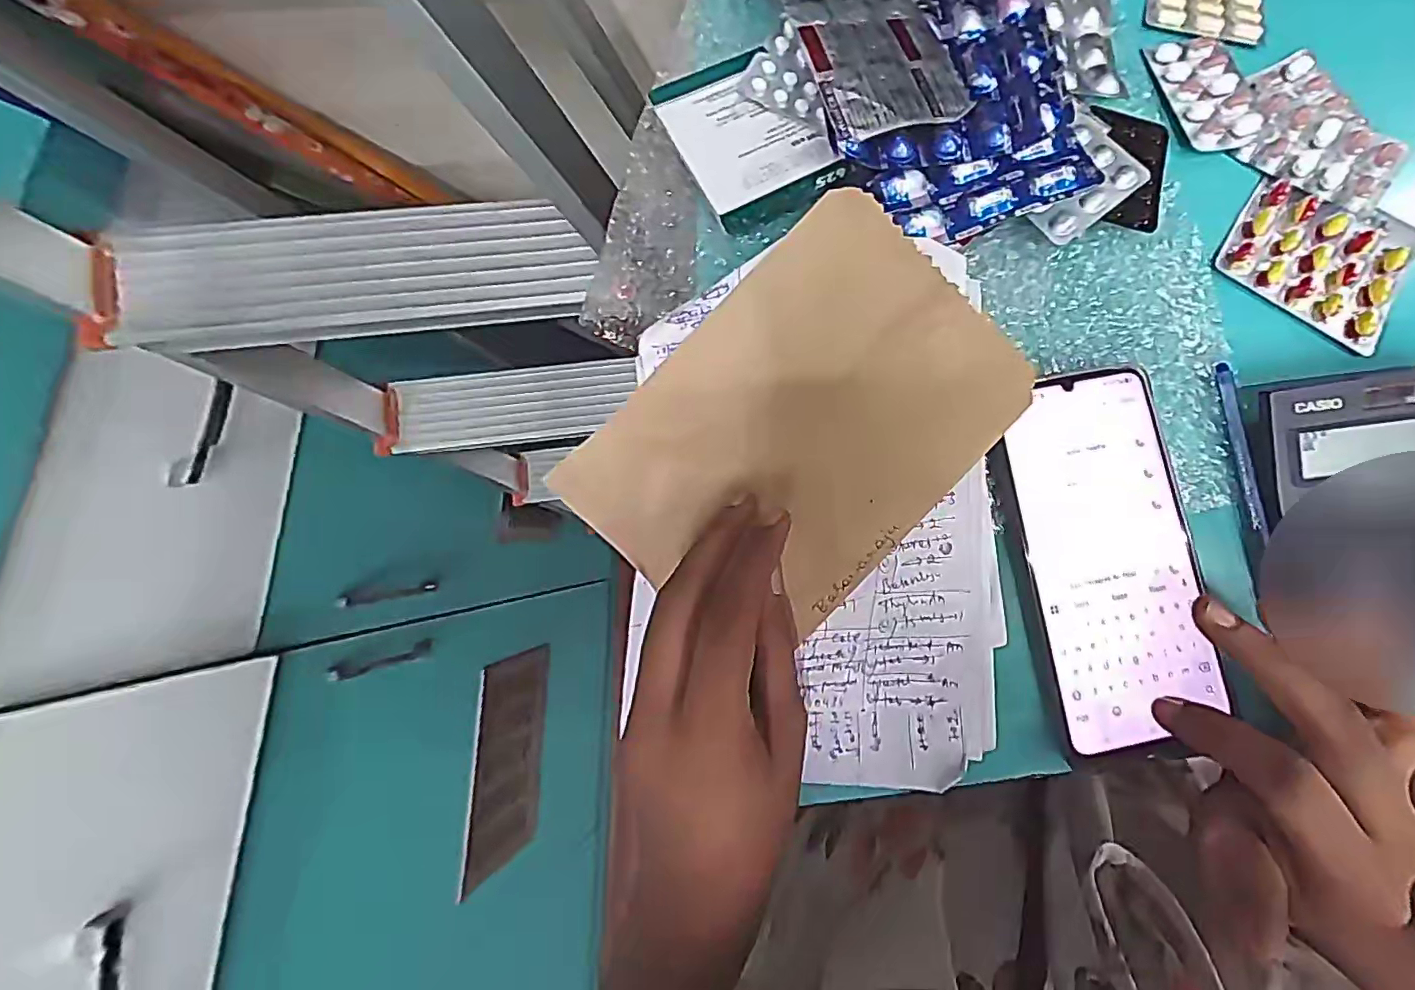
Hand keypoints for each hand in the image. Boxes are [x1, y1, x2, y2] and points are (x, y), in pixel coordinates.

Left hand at [601, 498, 806, 989]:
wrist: (680, 909)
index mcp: (708, 718)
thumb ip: (776, 670)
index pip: (730, 616)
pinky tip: (699, 581)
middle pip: (680, 605)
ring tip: (721, 526)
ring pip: (657, 620)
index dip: (753, 561)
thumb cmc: (751, 834)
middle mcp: (657, 705)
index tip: (774, 522)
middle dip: (711, 546)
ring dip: (690, 567)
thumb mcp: (786, 749)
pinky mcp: (627, 719)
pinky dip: (679, 602)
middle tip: (742, 504)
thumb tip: (773, 603)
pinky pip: (654, 644)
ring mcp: (633, 712)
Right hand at [1152, 597, 1414, 989]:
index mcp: (1352, 863)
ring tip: (1265, 603)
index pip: (1288, 781)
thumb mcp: (1240, 877)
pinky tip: (1343, 616)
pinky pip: (1398, 702)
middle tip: (1211, 616)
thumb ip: (1234, 866)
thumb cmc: (1278, 888)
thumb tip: (1231, 879)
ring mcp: (1411, 788)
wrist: (1346, 904)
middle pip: (1338, 728)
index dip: (1224, 738)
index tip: (1168, 707)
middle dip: (1268, 665)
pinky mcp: (1408, 761)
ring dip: (1312, 648)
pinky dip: (1371, 661)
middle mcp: (1397, 823)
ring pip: (1376, 704)